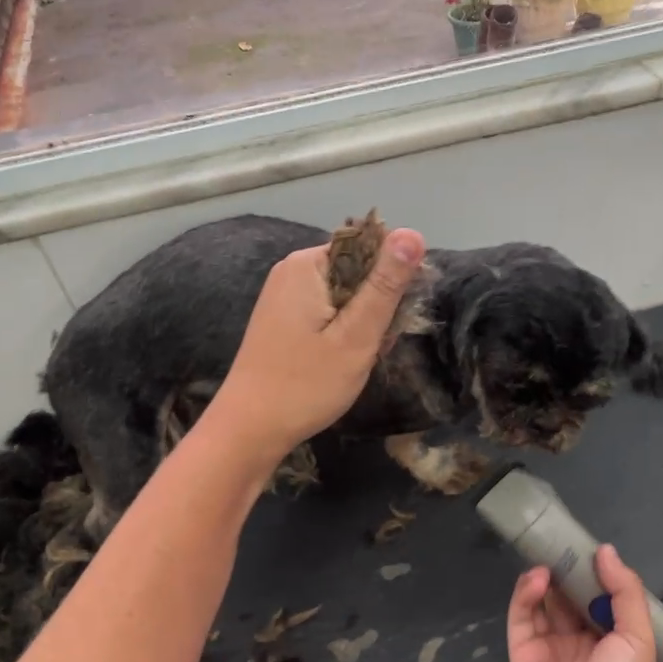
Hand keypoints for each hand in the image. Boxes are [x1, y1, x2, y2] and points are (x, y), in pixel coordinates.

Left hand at [200, 227, 424, 467]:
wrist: (249, 429)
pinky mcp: (282, 317)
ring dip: (360, 324)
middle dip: (375, 307)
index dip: (390, 281)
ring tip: (356, 357)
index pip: (369, 249)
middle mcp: (292, 269)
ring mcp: (284, 294)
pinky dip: (341, 332)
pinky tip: (340, 360)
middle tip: (372, 347)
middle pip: (357, 271)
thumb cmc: (306, 384)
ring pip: (345, 295)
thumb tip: (413, 232)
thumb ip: (386, 284)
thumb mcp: (357, 335)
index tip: (393, 319)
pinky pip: (326, 310)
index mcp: (308, 264)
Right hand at [508, 546, 662, 661]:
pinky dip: (525, 593)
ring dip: (544, 576)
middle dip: (563, 568)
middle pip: (564, 594)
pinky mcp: (521, 652)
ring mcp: (546, 645)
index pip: (593, 595)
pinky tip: (537, 577)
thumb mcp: (638, 635)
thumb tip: (605, 550)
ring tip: (547, 557)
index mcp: (605, 637)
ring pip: (540, 601)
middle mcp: (575, 638)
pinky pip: (521, 616)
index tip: (584, 544)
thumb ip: (624, 590)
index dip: (589, 570)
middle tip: (559, 541)